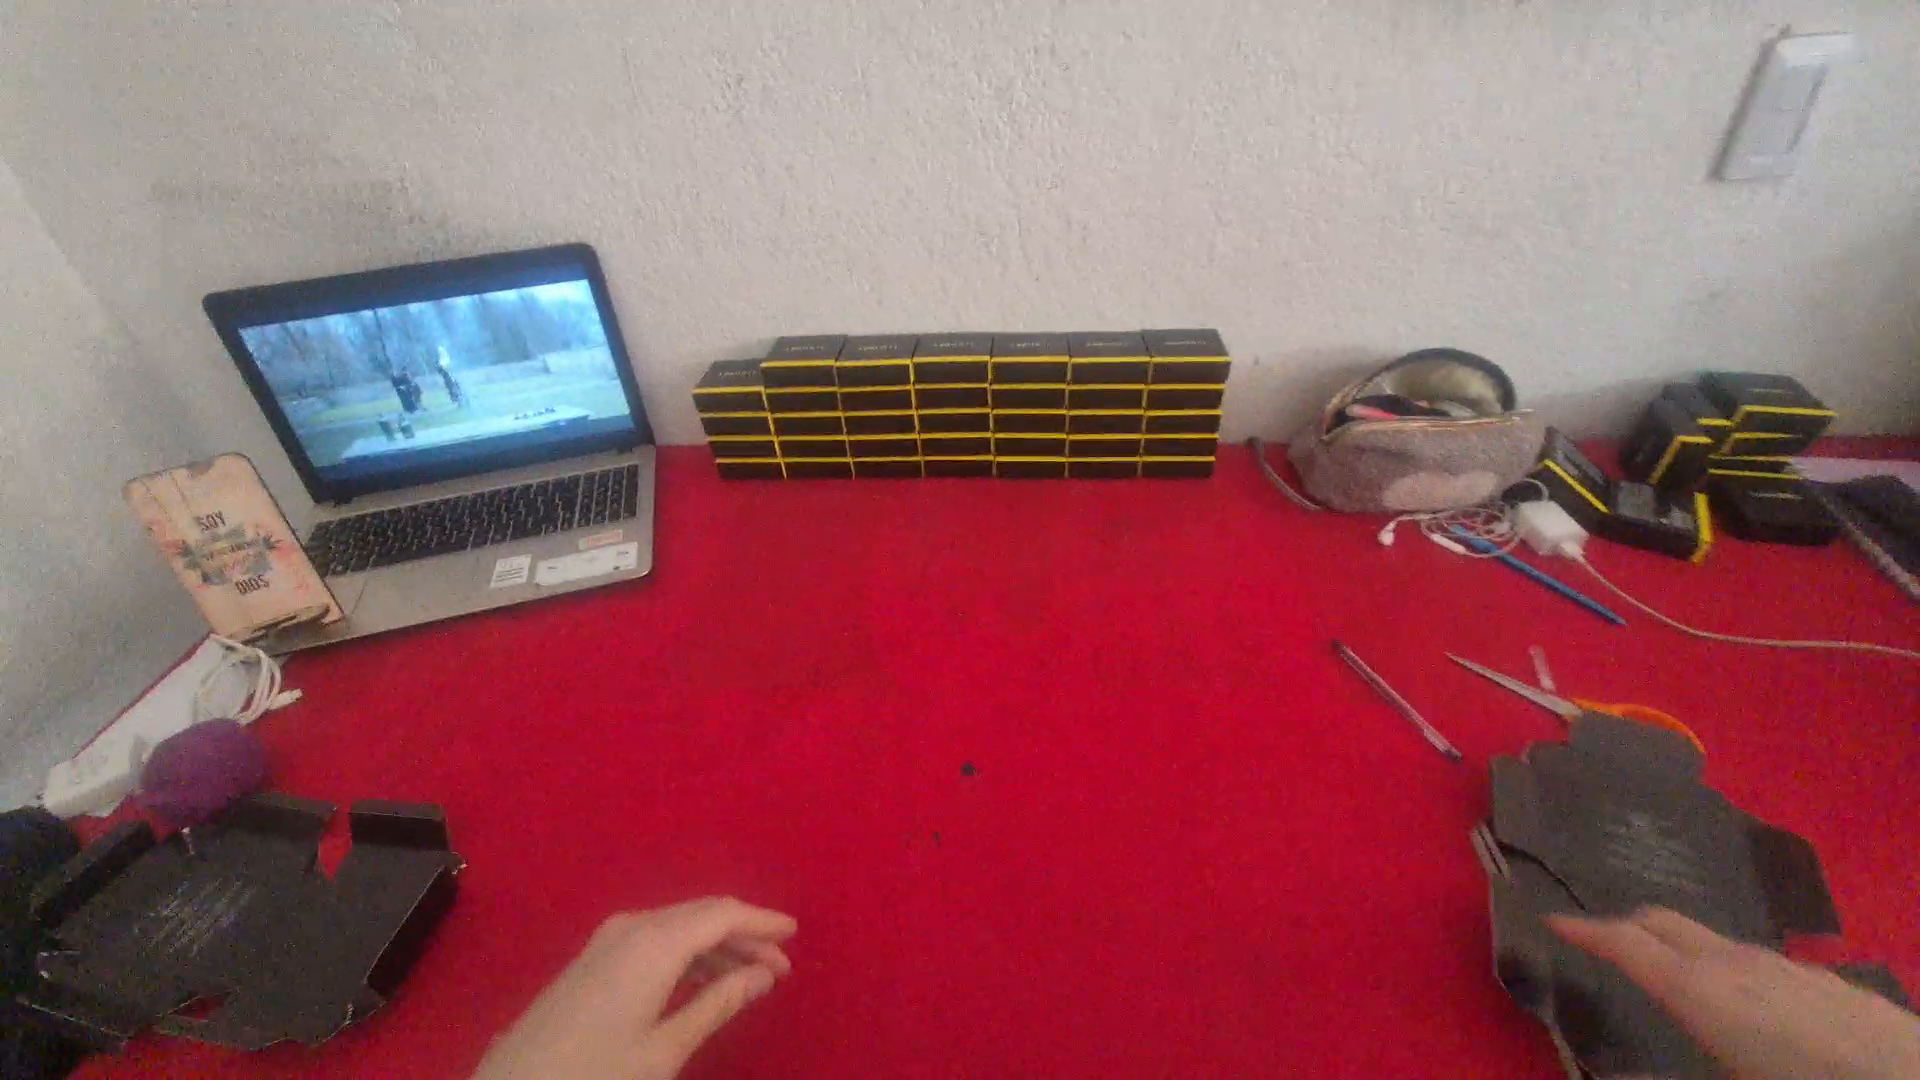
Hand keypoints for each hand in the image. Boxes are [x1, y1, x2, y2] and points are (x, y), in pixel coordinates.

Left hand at [472, 897, 797, 1079]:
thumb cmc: (592, 1078)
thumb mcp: (663, 1051)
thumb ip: (718, 1004)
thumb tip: (763, 974)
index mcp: (654, 942)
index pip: (723, 914)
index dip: (762, 921)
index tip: (794, 934)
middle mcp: (633, 926)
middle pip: (704, 914)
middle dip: (745, 934)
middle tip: (778, 965)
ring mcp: (608, 939)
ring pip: (680, 925)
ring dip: (718, 945)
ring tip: (750, 977)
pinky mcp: (593, 958)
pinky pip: (657, 938)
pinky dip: (688, 952)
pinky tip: (703, 979)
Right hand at [1549, 907, 1919, 1079]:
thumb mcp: (1726, 1078)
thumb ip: (1667, 1071)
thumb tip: (1610, 1077)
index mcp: (1694, 987)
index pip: (1618, 941)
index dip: (1579, 929)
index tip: (1551, 920)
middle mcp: (1729, 963)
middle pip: (1659, 920)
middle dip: (1626, 925)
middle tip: (1607, 943)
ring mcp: (1787, 969)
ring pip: (1715, 943)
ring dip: (1687, 952)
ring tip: (1689, 986)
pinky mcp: (1835, 985)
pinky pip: (1768, 967)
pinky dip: (1743, 976)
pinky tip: (1771, 1016)